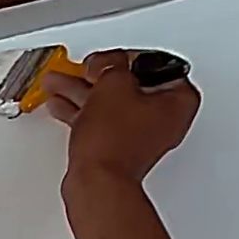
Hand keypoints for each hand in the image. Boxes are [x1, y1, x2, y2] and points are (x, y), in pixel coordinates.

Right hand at [42, 50, 200, 187]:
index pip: (152, 64)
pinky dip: (83, 112)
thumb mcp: (113, 84)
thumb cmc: (113, 143)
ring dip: (83, 93)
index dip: (123, 57)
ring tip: (60, 83)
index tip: (102, 58)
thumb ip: (111, 64)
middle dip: (98, 76)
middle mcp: (164, 118)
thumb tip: (106, 63)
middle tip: (81, 69)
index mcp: (178, 99)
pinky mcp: (118, 150)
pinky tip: (65, 106)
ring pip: (110, 104)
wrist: (96, 181)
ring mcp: (140, 136)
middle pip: (128, 86)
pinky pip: (101, 123)